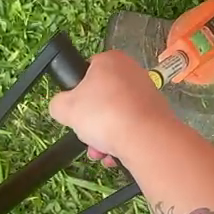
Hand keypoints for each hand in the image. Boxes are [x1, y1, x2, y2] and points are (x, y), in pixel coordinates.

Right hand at [49, 50, 182, 164]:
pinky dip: (121, 141)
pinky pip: (130, 127)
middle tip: (86, 135)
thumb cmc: (105, 115)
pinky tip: (114, 154)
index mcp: (109, 60)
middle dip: (91, 123)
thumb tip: (61, 107)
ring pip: (115, 116)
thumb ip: (58, 104)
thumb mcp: (65, 108)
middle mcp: (131, 71)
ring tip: (100, 151)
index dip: (77, 94)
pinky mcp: (155, 114)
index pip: (86, 73)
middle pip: (101, 99)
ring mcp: (145, 93)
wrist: (144, 138)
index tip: (75, 111)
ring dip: (103, 137)